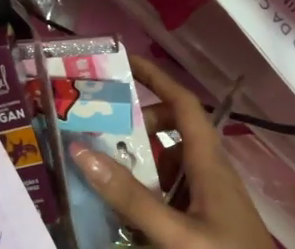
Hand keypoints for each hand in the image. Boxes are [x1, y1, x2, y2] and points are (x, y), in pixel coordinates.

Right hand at [68, 56, 273, 248]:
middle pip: (175, 131)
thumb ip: (131, 198)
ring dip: (143, 163)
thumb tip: (80, 150)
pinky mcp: (211, 226)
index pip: (183, 103)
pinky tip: (129, 218)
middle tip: (104, 134)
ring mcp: (214, 202)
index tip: (122, 62)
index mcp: (210, 164)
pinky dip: (152, 194)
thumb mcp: (176, 236)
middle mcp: (213, 175)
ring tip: (107, 175)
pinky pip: (177, 194)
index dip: (155, 77)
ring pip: (174, 165)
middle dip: (139, 126)